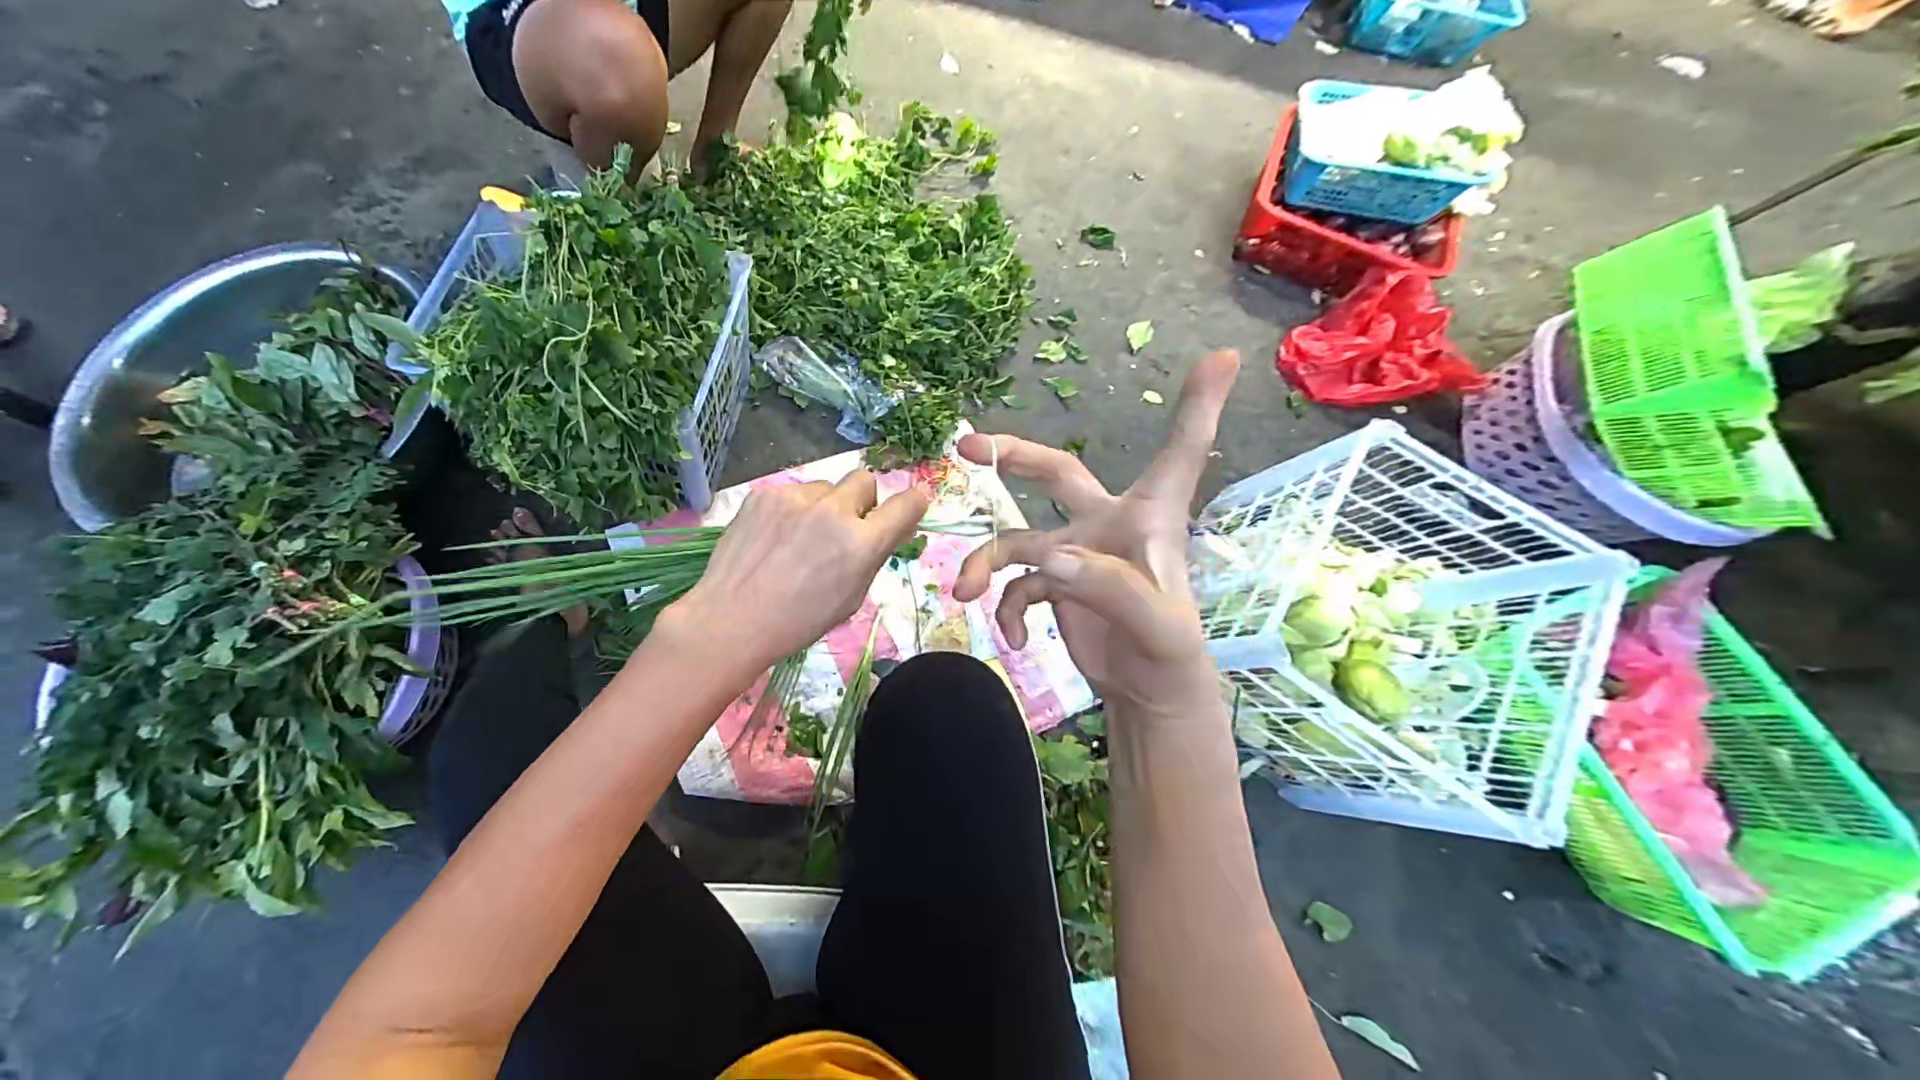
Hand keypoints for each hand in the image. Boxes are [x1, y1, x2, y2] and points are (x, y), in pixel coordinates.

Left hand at [665, 471, 929, 668]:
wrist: (731, 620)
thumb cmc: (798, 621)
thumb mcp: (852, 597)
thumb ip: (873, 556)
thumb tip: (890, 529)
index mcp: (861, 543)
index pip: (907, 504)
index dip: (913, 504)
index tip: (907, 509)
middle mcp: (832, 512)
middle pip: (865, 480)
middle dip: (863, 501)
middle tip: (846, 527)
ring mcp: (795, 498)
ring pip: (825, 488)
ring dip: (824, 507)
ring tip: (800, 539)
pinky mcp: (764, 494)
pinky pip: (792, 493)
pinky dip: (792, 511)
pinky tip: (775, 538)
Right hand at [953, 351, 1240, 720]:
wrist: (1148, 691)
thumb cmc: (1169, 652)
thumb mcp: (1156, 625)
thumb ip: (1111, 588)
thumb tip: (1051, 558)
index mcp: (1150, 517)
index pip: (1180, 452)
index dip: (1200, 405)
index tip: (1221, 357)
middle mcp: (1106, 523)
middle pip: (1056, 472)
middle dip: (1014, 455)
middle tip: (969, 446)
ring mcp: (1074, 555)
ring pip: (1016, 541)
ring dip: (986, 563)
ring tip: (966, 592)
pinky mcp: (1055, 586)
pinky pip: (1016, 586)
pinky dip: (1007, 608)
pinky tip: (1016, 639)